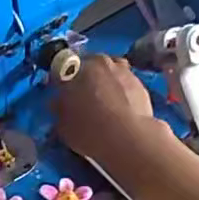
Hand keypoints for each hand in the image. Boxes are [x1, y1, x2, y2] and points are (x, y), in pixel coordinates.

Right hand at [53, 54, 169, 165]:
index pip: (61, 69)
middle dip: (86, 78)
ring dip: (107, 80)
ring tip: (106, 101)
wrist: (127, 136)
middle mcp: (98, 62)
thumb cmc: (88, 130)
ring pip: (110, 70)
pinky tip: (122, 108)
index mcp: (74, 69)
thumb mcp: (63, 126)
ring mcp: (122, 69)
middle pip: (89, 65)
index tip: (61, 94)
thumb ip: (59, 110)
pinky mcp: (140, 82)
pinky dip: (123, 91)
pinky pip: (126, 83)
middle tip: (85, 98)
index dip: (60, 82)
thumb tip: (58, 103)